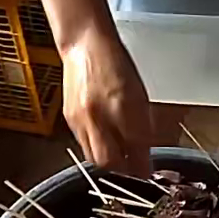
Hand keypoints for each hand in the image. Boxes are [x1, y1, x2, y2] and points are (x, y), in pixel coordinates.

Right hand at [61, 29, 152, 175]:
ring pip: (95, 157)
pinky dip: (96, 148)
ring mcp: (81, 120)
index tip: (148, 173)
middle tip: (133, 170)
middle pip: (110, 162)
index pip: (135, 149)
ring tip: (120, 158)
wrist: (85, 44)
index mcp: (122, 107)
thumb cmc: (116, 63)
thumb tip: (146, 151)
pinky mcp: (70, 120)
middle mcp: (99, 117)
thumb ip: (142, 124)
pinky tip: (103, 142)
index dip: (142, 166)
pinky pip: (84, 144)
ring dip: (109, 162)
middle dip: (123, 171)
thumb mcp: (138, 93)